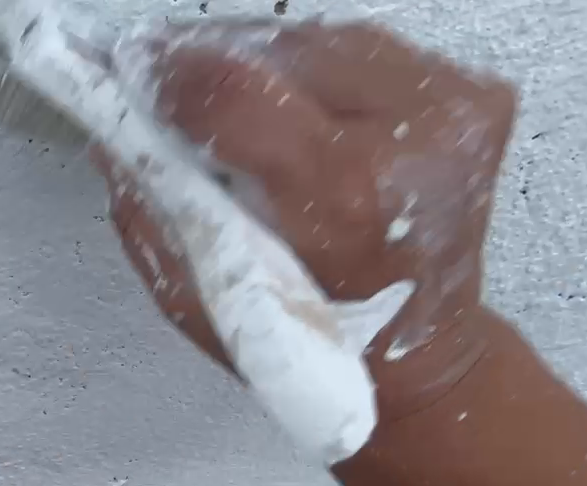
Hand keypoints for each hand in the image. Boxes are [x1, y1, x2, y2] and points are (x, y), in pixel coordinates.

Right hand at [97, 20, 516, 419]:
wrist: (419, 347)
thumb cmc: (304, 339)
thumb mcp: (198, 300)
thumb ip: (151, 220)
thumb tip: (112, 148)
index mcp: (339, 196)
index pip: (240, 94)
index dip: (174, 74)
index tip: (127, 68)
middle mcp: (411, 134)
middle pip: (283, 51)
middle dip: (204, 54)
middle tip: (146, 60)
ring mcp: (457, 104)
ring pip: (326, 37)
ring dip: (249, 51)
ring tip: (193, 69)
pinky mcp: (474, 91)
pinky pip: (367, 49)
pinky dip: (301, 60)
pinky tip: (258, 82)